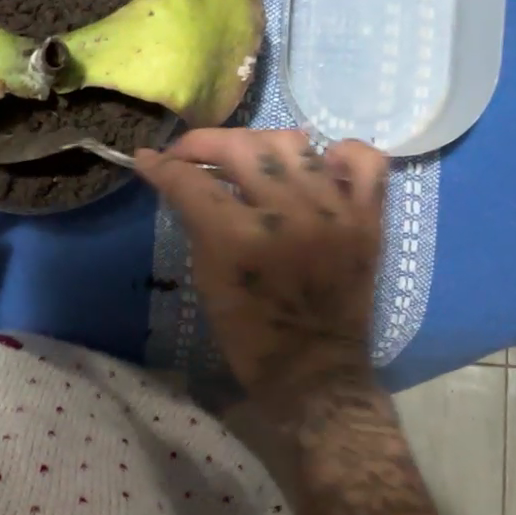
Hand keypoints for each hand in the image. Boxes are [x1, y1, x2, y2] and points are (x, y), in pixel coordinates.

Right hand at [135, 129, 388, 396]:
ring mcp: (334, 211)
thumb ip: (198, 224)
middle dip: (203, 144)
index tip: (147, 160)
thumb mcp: (207, 279)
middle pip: (240, 147)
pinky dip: (340, 153)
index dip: (161, 166)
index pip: (191, 181)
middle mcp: (289, 213)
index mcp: (239, 238)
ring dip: (260, 146)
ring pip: (294, 144)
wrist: (314, 370)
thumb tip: (187, 184)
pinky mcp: (368, 218)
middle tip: (189, 155)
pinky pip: (365, 161)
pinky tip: (320, 163)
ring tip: (248, 160)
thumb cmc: (250, 333)